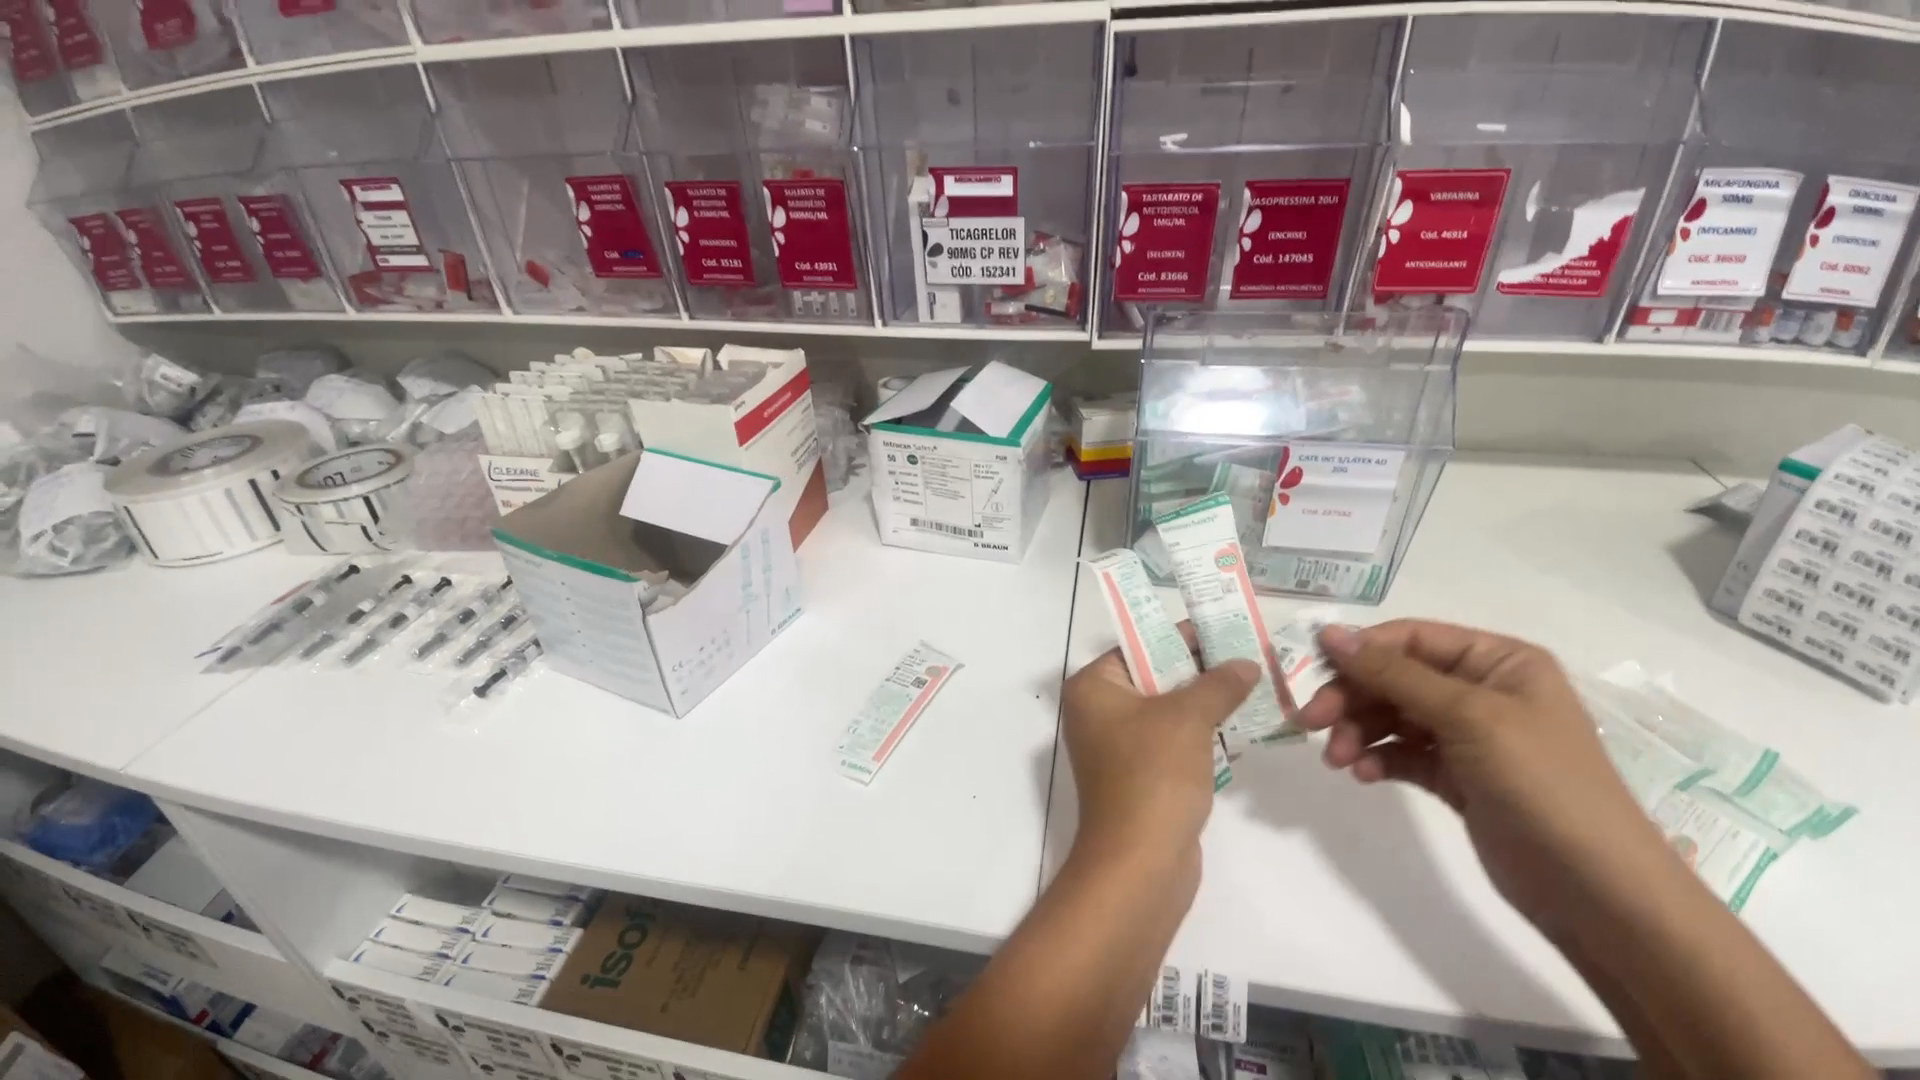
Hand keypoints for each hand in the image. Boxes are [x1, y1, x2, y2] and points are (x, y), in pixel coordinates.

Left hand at [1061, 628, 1258, 865]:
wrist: (1140, 862)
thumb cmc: (1153, 773)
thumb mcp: (1189, 717)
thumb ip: (1218, 684)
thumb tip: (1245, 663)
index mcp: (1093, 687)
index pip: (1140, 645)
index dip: (1183, 636)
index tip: (1227, 630)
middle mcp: (1097, 712)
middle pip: (1156, 677)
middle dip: (1202, 671)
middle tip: (1250, 658)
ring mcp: (1116, 748)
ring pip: (1168, 712)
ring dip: (1208, 704)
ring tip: (1257, 689)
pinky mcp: (1139, 778)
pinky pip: (1174, 744)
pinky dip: (1203, 736)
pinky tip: (1243, 730)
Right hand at [1298, 620, 1666, 929]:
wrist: (1596, 889)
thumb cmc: (1541, 783)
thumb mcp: (1467, 716)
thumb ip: (1394, 674)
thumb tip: (1329, 633)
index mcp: (1499, 661)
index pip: (1411, 638)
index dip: (1360, 652)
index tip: (1310, 673)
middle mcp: (1484, 691)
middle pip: (1395, 678)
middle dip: (1352, 698)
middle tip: (1310, 724)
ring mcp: (1471, 737)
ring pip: (1393, 717)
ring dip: (1359, 732)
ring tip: (1338, 761)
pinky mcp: (1458, 778)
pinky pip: (1403, 754)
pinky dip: (1379, 759)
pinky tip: (1364, 775)